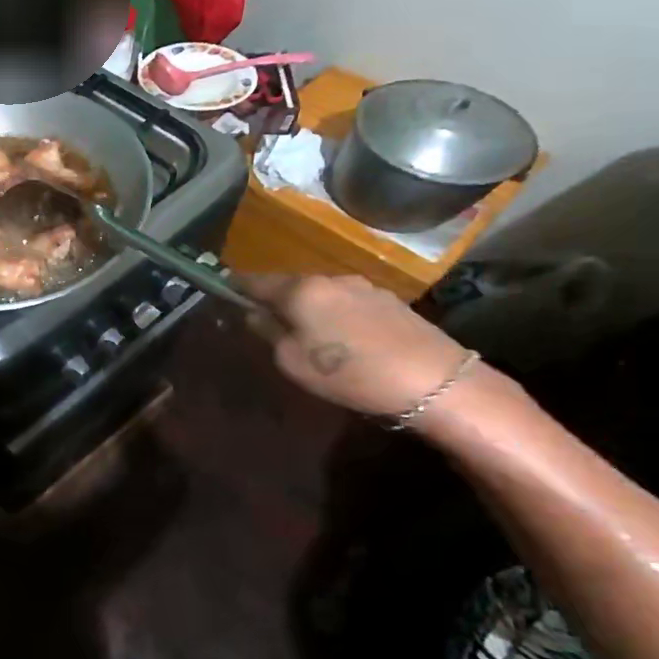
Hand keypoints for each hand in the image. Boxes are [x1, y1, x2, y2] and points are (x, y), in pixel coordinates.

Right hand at [244, 274, 472, 416]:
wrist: (433, 380)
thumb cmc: (349, 373)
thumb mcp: (293, 362)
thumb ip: (268, 333)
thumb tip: (255, 314)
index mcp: (301, 290)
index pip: (255, 280)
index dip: (236, 286)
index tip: (225, 292)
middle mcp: (329, 278)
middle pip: (290, 284)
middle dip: (277, 299)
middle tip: (268, 323)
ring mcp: (363, 286)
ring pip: (321, 293)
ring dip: (309, 307)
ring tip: (310, 335)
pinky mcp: (389, 300)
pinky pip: (347, 302)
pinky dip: (336, 314)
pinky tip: (346, 339)